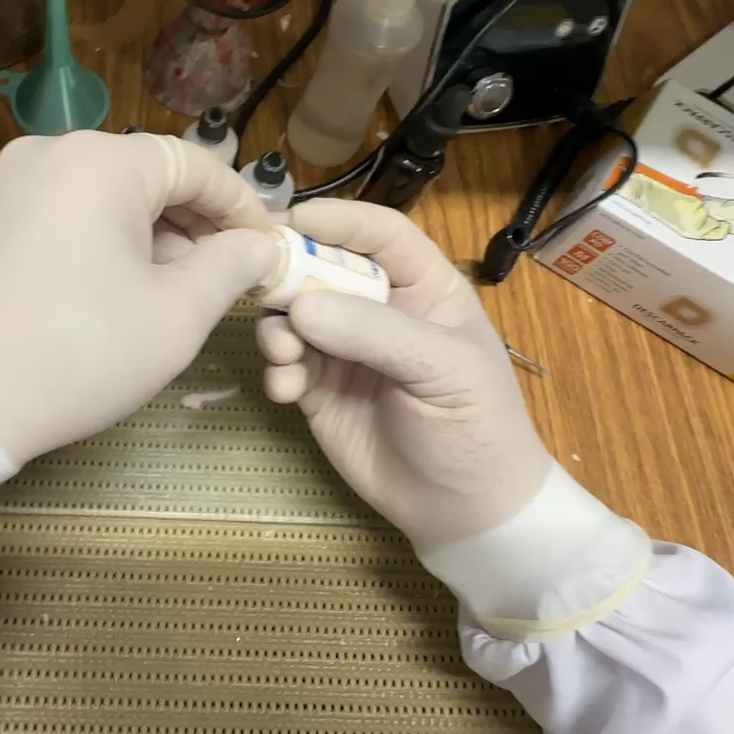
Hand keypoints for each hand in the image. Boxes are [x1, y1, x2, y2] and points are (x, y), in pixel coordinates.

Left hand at [0, 131, 273, 464]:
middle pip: (147, 177)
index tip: (267, 249)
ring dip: (149, 238)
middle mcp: (50, 153)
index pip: (195, 164)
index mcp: (101, 161)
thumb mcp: (175, 316)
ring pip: (104, 198)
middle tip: (223, 280)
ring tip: (172, 294)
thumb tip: (260, 244)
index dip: (241, 207)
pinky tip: (114, 291)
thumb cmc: (77, 354)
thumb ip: (231, 267)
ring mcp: (9, 183)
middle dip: (194, 226)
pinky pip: (64, 215)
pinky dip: (102, 243)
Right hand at [256, 199, 551, 551]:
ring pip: (293, 314)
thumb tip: (301, 305)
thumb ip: (375, 333)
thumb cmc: (475, 429)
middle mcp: (377, 310)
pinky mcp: (317, 387)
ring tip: (284, 356)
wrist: (462, 512)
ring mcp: (343, 349)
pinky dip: (276, 370)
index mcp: (422, 289)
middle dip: (290, 274)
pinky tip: (286, 392)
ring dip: (277, 328)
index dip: (339, 221)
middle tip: (257, 284)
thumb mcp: (442, 371)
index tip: (291, 221)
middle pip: (322, 268)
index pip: (380, 235)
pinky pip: (284, 363)